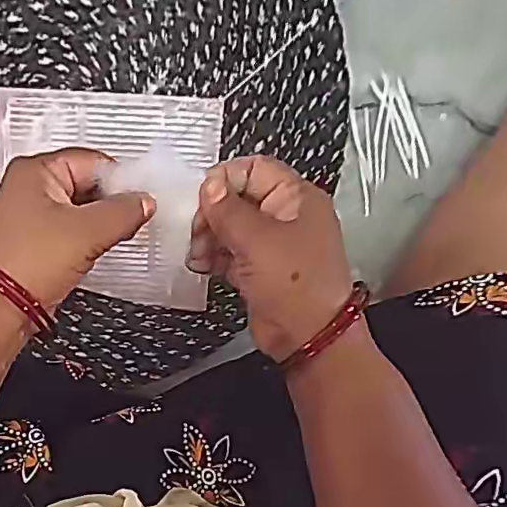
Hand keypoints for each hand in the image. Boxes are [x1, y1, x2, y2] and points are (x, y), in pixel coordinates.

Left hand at [0, 148, 154, 310]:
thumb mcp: (88, 231)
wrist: (4, 307)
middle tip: (130, 220)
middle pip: (88, 184)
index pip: (93, 161)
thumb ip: (123, 211)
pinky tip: (97, 249)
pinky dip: (89, 237)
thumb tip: (144, 202)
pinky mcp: (37, 240)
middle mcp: (30, 187)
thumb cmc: (29, 264)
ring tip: (113, 237)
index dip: (121, 181)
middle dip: (112, 204)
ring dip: (101, 223)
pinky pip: (72, 229)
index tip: (141, 200)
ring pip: (82, 209)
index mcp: (36, 171)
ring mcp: (32, 214)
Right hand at [187, 156, 355, 361]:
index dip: (226, 179)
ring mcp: (272, 245)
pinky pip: (231, 254)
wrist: (309, 337)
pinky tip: (201, 265)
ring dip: (209, 237)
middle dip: (213, 213)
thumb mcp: (258, 240)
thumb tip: (209, 185)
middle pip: (239, 199)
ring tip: (197, 255)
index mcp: (296, 198)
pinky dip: (214, 257)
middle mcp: (285, 217)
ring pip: (231, 228)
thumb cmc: (295, 284)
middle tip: (197, 232)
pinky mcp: (260, 271)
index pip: (256, 169)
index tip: (203, 197)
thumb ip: (229, 210)